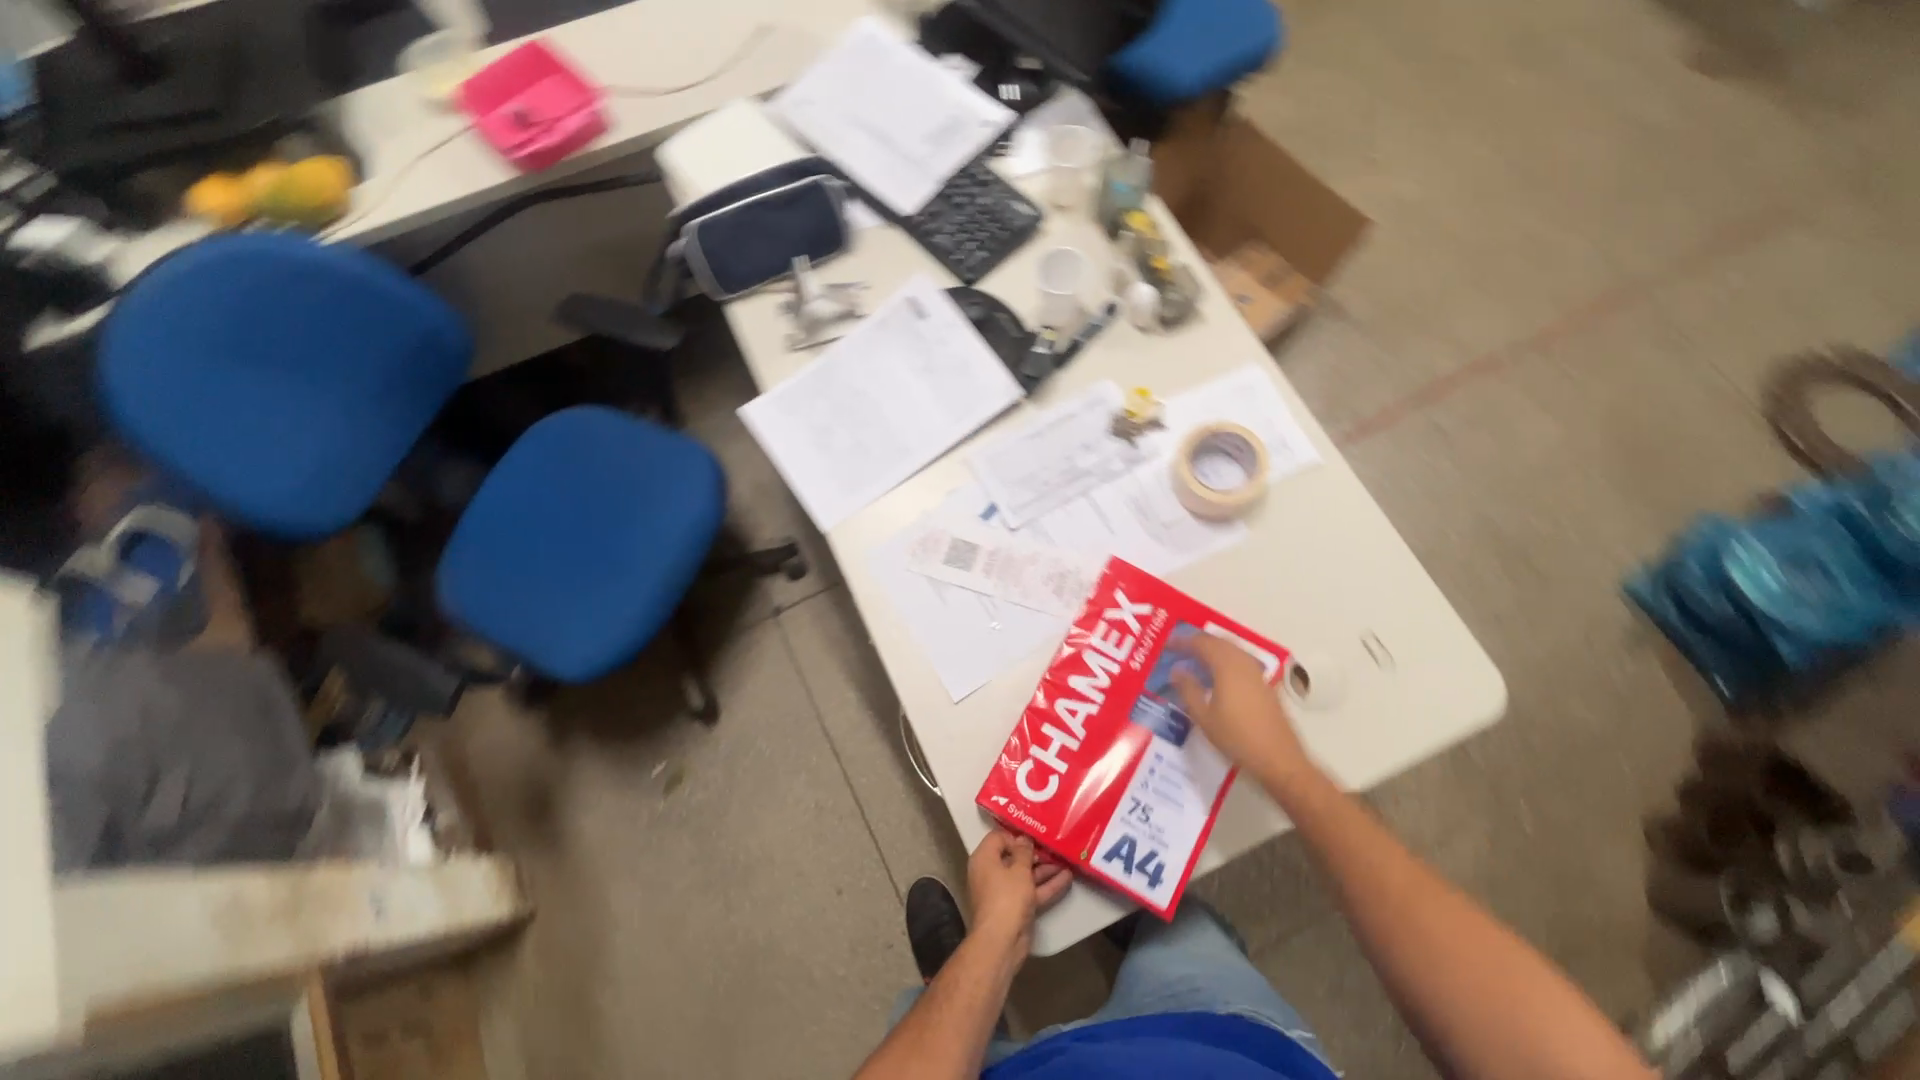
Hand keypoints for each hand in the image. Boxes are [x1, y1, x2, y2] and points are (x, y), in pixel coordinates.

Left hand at [967, 829, 1071, 952]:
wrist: (1002, 941)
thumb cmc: (1007, 897)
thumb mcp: (1018, 870)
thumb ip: (1024, 852)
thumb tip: (1023, 839)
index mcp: (984, 859)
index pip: (998, 838)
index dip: (1016, 835)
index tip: (1035, 835)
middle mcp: (991, 873)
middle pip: (1013, 857)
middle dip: (1035, 853)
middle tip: (1054, 846)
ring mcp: (1004, 891)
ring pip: (1025, 875)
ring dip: (1044, 869)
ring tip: (1065, 859)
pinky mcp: (1016, 907)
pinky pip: (1031, 891)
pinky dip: (1047, 885)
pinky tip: (1067, 878)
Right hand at [1169, 631, 1314, 787]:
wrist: (1277, 757)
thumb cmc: (1236, 737)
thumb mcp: (1204, 716)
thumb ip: (1188, 689)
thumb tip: (1176, 670)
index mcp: (1227, 666)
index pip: (1202, 643)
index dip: (1182, 641)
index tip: (1166, 644)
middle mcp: (1243, 663)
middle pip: (1219, 641)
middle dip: (1198, 641)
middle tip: (1179, 648)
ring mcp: (1257, 672)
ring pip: (1232, 649)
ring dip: (1213, 649)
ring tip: (1195, 659)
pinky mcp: (1264, 684)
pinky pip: (1240, 660)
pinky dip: (1225, 659)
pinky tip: (1216, 676)